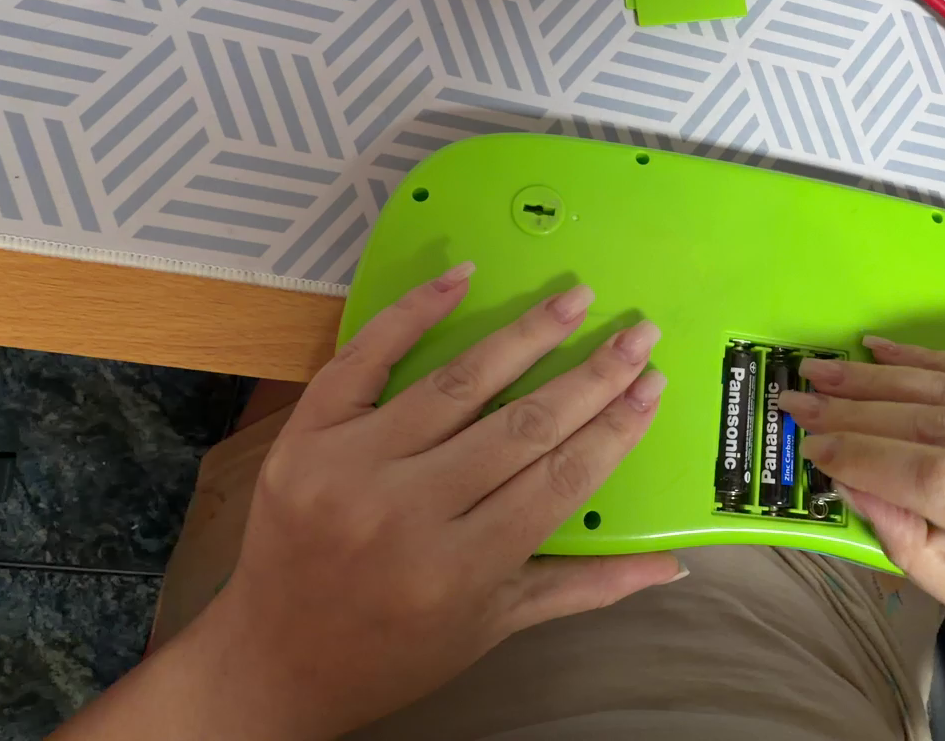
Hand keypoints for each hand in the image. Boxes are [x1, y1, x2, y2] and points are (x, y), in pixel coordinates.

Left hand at [168, 264, 681, 739]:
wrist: (269, 667)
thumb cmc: (397, 650)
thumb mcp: (496, 626)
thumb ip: (587, 586)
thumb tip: (676, 561)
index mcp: (461, 569)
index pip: (560, 478)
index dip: (614, 426)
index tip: (652, 381)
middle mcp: (407, 514)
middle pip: (522, 425)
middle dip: (592, 374)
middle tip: (637, 331)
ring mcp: (349, 467)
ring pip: (459, 383)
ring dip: (527, 334)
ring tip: (575, 299)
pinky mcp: (305, 436)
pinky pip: (365, 358)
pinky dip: (414, 311)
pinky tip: (463, 277)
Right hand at [777, 338, 944, 681]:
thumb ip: (920, 551)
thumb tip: (851, 481)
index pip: (943, 479)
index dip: (867, 457)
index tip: (811, 447)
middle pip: (944, 422)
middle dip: (858, 409)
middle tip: (798, 400)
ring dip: (880, 378)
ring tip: (823, 372)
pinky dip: (926, 360)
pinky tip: (879, 352)